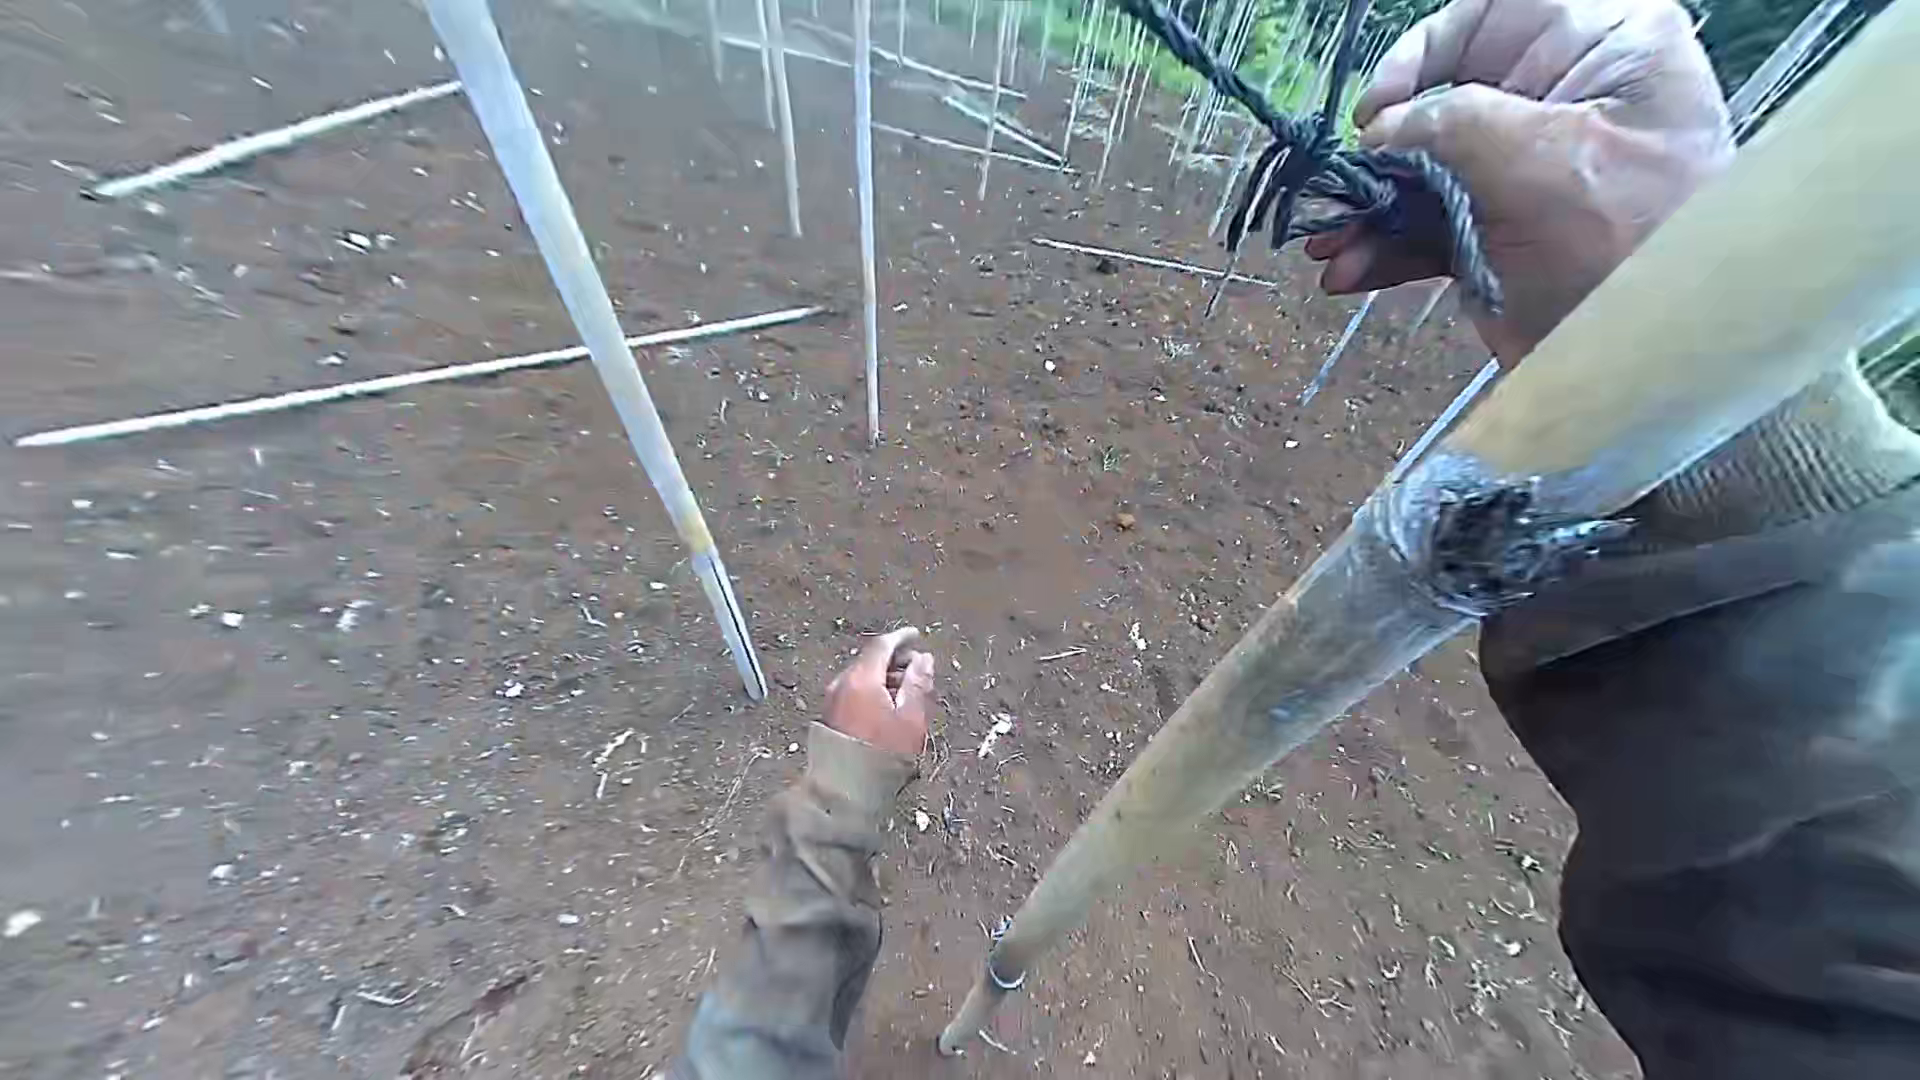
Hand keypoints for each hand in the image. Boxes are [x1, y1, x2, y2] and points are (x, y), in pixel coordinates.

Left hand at [822, 627, 934, 756]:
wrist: (844, 792)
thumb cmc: (882, 755)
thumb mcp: (910, 719)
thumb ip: (918, 684)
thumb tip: (923, 658)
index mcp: (862, 679)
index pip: (882, 645)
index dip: (902, 638)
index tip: (917, 636)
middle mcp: (842, 683)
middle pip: (871, 659)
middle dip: (896, 659)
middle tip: (918, 667)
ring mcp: (833, 699)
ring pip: (862, 675)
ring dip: (885, 676)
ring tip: (907, 690)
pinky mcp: (830, 714)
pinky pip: (855, 690)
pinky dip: (873, 688)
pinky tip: (888, 705)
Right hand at [1305, 0, 1732, 363]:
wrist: (1637, 349)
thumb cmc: (1625, 242)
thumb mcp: (1545, 163)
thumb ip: (1457, 129)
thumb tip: (1377, 131)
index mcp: (1586, 55)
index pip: (1488, 19)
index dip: (1420, 55)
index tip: (1374, 115)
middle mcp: (1540, 110)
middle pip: (1430, 114)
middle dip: (1373, 162)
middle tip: (1331, 204)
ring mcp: (1503, 180)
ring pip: (1410, 182)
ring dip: (1362, 219)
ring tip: (1326, 252)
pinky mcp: (1477, 237)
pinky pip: (1411, 235)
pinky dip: (1375, 256)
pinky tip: (1345, 276)